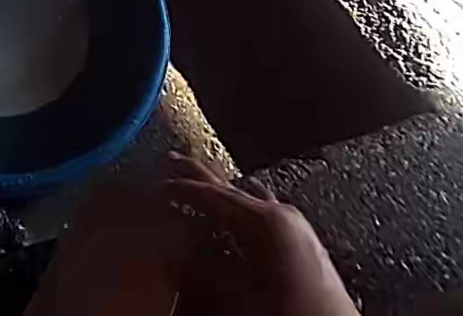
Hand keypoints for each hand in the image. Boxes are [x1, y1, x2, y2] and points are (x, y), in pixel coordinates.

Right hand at [161, 153, 359, 315]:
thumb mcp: (242, 299)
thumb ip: (206, 273)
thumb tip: (177, 255)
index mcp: (269, 222)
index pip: (215, 193)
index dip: (184, 187)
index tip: (162, 182)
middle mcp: (283, 216)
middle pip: (231, 186)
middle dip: (199, 176)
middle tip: (173, 163)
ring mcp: (294, 227)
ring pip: (247, 197)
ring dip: (220, 192)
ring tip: (197, 186)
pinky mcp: (300, 242)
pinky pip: (262, 212)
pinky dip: (240, 209)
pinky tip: (231, 219)